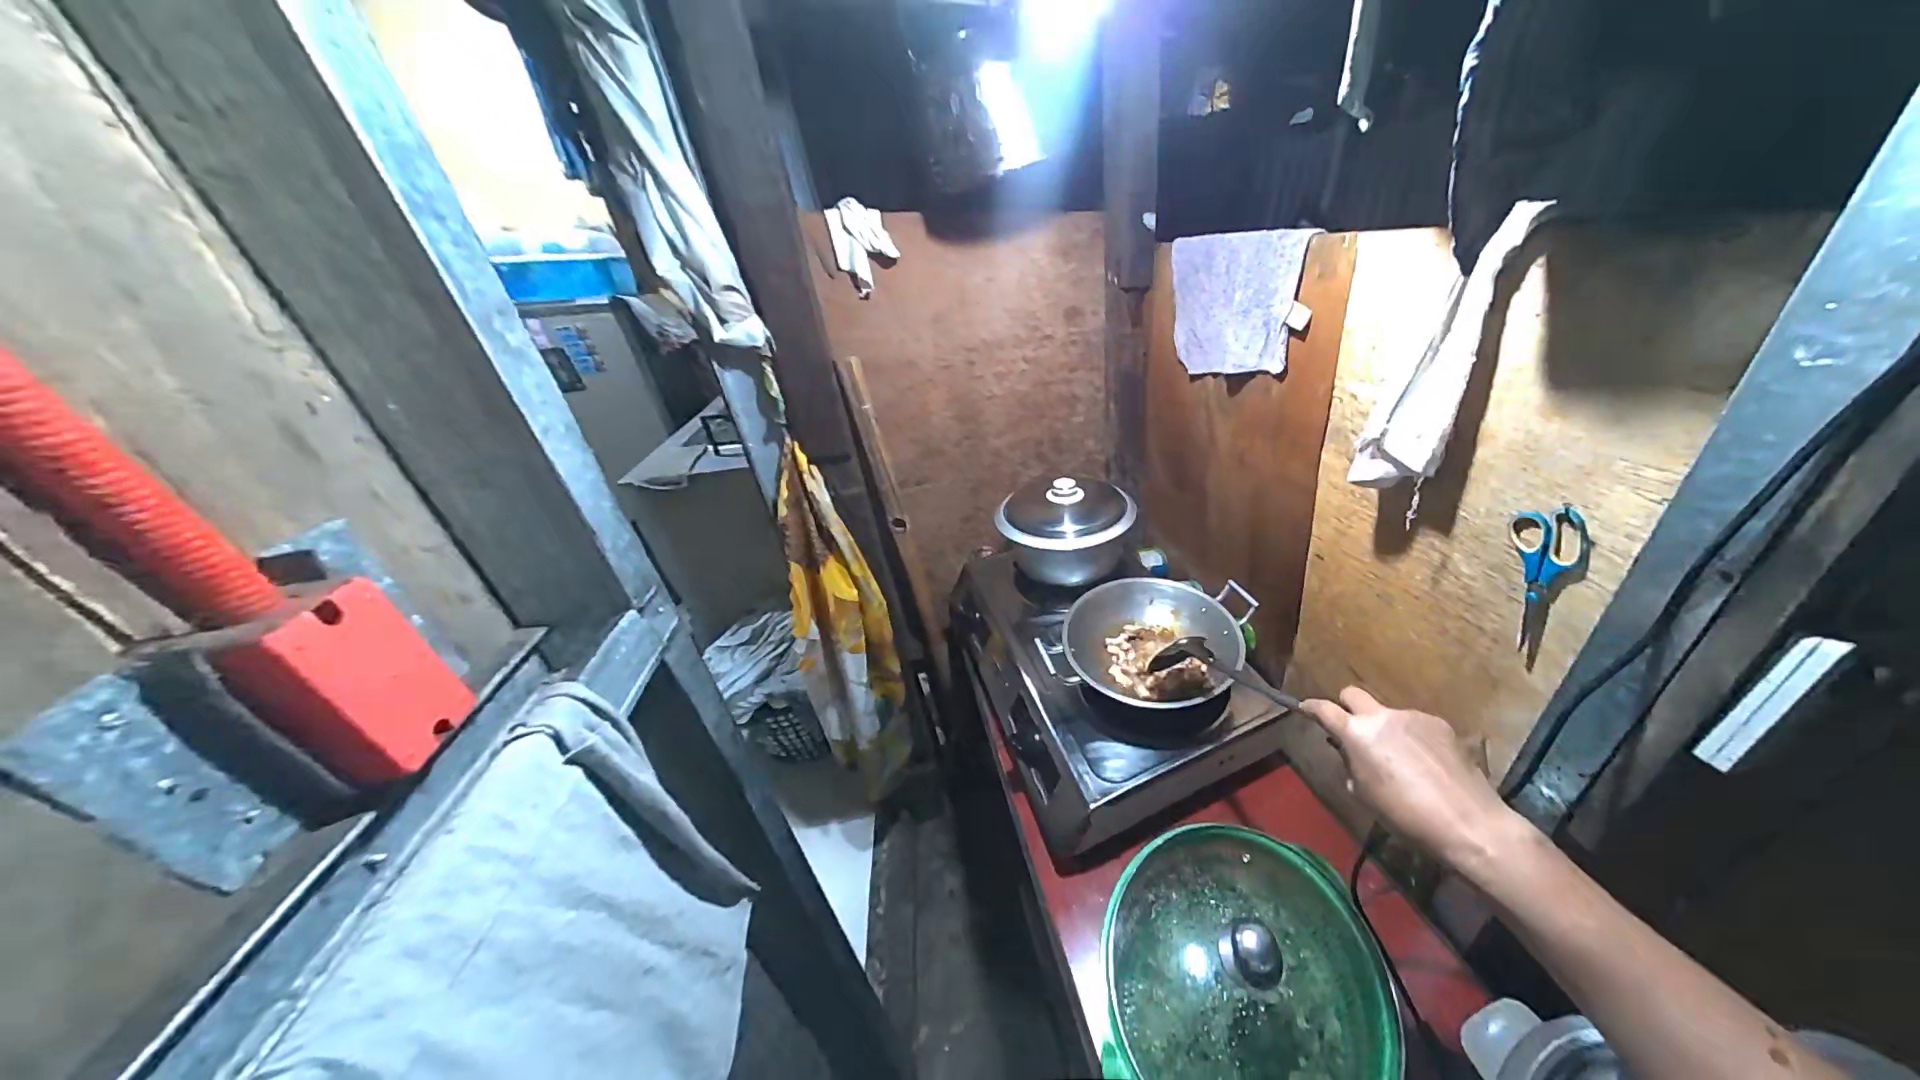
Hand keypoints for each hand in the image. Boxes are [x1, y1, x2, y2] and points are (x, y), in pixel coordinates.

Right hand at [1300, 687, 1523, 870]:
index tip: (1305, 708)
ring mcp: (1414, 717)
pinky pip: (1415, 725)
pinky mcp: (1441, 725)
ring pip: (1388, 714)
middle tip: (1353, 730)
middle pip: (1353, 694)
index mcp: (1356, 733)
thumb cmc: (1405, 815)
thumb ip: (1351, 763)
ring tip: (1401, 761)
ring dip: (1386, 729)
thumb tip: (1352, 752)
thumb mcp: (1362, 792)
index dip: (1310, 707)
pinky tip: (1427, 764)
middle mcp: (1381, 716)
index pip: (1323, 709)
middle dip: (1347, 707)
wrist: (1469, 824)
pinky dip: (1412, 738)